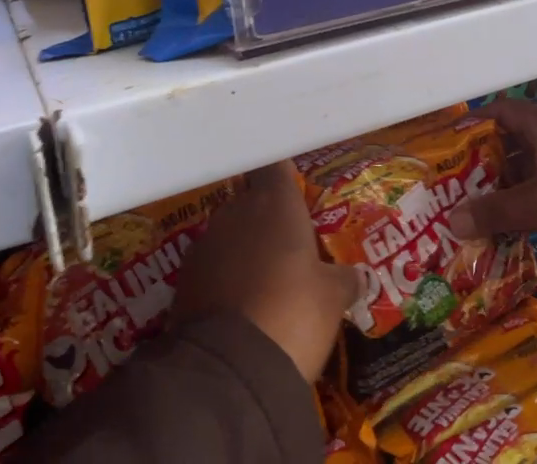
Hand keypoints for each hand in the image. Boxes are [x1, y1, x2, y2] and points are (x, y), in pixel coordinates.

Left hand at [173, 161, 360, 382]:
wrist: (229, 370)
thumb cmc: (293, 313)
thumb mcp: (333, 298)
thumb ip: (343, 277)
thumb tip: (354, 274)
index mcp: (275, 203)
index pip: (274, 166)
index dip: (283, 175)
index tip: (294, 191)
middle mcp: (235, 212)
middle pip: (251, 202)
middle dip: (266, 221)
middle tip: (289, 250)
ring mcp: (204, 245)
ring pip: (229, 236)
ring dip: (244, 252)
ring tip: (265, 285)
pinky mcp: (182, 281)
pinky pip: (211, 268)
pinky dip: (223, 280)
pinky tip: (240, 309)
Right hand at [450, 99, 536, 289]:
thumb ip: (496, 210)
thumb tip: (450, 221)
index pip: (503, 112)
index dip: (474, 123)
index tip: (443, 143)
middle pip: (508, 145)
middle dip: (478, 164)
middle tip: (442, 185)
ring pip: (519, 177)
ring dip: (494, 193)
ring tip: (457, 211)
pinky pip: (533, 203)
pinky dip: (512, 213)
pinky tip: (488, 232)